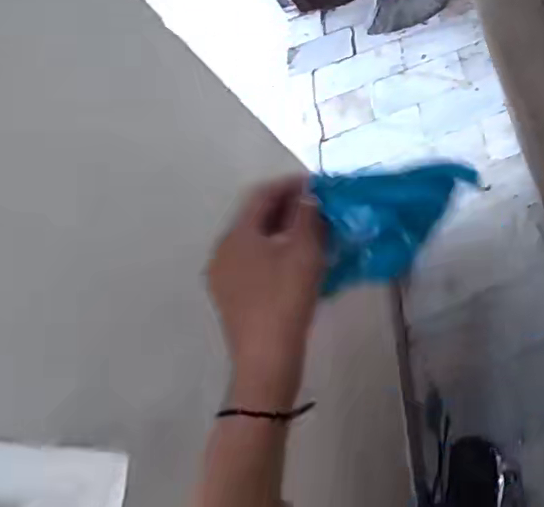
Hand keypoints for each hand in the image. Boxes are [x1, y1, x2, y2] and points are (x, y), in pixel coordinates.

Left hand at [206, 174, 327, 411]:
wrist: (267, 359)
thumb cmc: (286, 296)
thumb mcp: (304, 248)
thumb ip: (307, 213)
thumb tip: (308, 195)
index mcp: (235, 235)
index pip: (261, 194)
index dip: (290, 184)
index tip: (318, 184)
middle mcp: (223, 251)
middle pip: (256, 216)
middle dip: (289, 205)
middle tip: (320, 205)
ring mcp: (224, 276)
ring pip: (257, 238)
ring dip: (285, 228)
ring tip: (315, 229)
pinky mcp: (233, 295)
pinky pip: (255, 258)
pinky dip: (277, 249)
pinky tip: (301, 257)